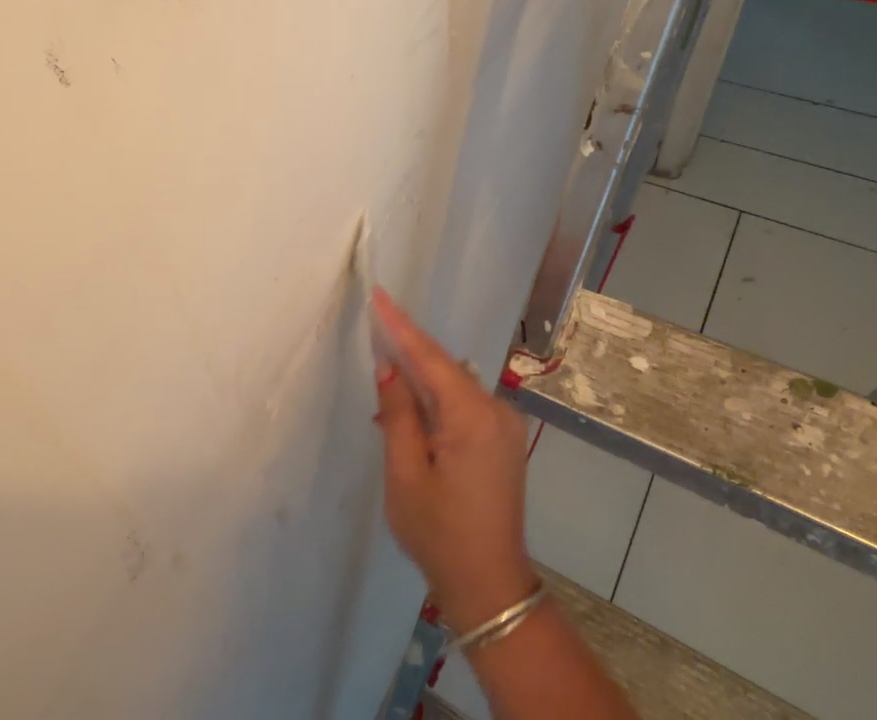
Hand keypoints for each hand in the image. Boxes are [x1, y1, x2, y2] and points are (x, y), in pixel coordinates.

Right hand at [371, 288, 540, 634]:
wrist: (488, 583)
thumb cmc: (438, 531)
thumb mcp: (404, 473)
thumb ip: (398, 414)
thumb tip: (390, 366)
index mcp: (472, 416)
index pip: (431, 357)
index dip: (401, 326)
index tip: (379, 294)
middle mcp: (496, 411)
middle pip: (445, 368)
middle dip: (408, 351)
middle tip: (373, 328)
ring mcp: (504, 426)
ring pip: (453, 387)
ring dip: (420, 381)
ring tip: (382, 380)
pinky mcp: (502, 441)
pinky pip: (463, 407)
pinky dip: (435, 403)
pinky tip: (408, 412)